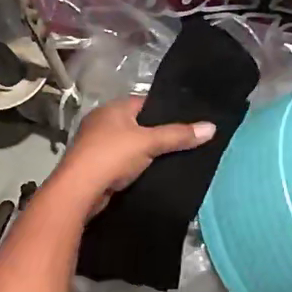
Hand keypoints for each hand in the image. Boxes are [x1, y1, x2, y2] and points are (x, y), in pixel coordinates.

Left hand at [48, 97, 213, 214]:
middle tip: (184, 142)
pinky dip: (133, 166)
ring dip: (143, 152)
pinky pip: (120, 161)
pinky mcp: (93, 165)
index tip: (187, 121)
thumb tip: (212, 127)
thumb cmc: (112, 156)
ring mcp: (94, 143)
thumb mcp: (149, 142)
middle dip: (156, 133)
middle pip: (136, 124)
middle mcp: (101, 121)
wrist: (79, 189)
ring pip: (128, 144)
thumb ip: (178, 135)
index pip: (144, 102)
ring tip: (172, 159)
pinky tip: (149, 173)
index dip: (165, 110)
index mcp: (112, 108)